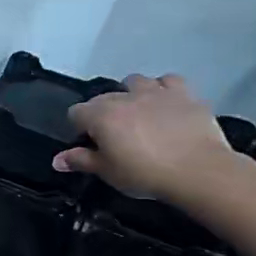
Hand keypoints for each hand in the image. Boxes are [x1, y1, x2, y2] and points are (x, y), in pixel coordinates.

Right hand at [52, 74, 238, 201]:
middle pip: (103, 97)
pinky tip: (165, 102)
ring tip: (137, 112)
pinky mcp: (184, 94)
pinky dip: (163, 89)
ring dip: (131, 93)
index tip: (90, 144)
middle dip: (103, 112)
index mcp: (100, 115)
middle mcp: (124, 97)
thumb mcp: (107, 172)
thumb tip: (56, 160)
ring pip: (134, 81)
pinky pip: (168, 81)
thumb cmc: (145, 173)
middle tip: (114, 136)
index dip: (79, 128)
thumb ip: (81, 161)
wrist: (198, 170)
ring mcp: (155, 92)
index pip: (76, 113)